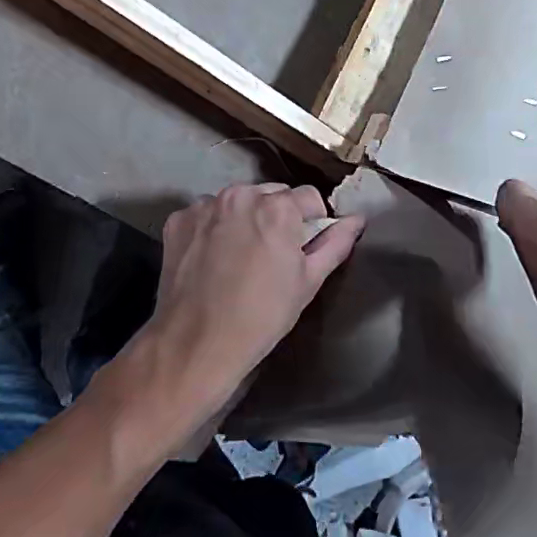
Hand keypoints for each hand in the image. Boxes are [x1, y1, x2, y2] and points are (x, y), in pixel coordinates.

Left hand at [127, 184, 363, 429]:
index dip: (312, 222)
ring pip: (236, 202)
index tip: (303, 249)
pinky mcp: (178, 219)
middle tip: (271, 256)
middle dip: (276, 217)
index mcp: (277, 207)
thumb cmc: (262, 315)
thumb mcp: (308, 282)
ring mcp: (205, 205)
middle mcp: (239, 195)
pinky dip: (212, 228)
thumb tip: (357, 219)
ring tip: (239, 258)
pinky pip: (206, 214)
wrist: (197, 342)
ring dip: (243, 219)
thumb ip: (335, 244)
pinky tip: (211, 259)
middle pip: (271, 194)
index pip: (308, 197)